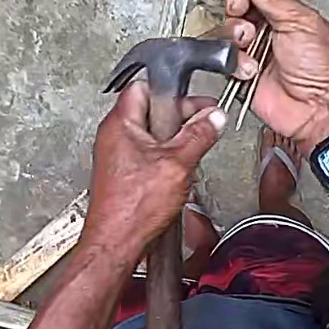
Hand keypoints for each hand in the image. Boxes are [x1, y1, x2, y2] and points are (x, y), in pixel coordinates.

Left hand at [80, 82, 225, 263]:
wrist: (118, 242)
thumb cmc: (133, 207)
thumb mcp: (178, 164)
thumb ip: (199, 136)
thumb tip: (214, 117)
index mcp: (120, 124)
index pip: (145, 86)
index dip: (173, 91)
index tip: (197, 102)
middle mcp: (115, 136)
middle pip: (152, 111)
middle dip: (180, 119)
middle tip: (200, 128)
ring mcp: (118, 156)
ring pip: (153, 135)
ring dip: (176, 143)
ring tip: (189, 157)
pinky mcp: (124, 174)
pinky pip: (150, 156)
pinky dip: (168, 161)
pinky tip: (179, 176)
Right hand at [221, 0, 328, 149]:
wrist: (320, 111)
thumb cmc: (323, 70)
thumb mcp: (300, 22)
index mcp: (286, 13)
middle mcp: (268, 31)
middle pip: (235, 9)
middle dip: (236, 11)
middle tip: (246, 19)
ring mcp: (254, 53)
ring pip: (226, 33)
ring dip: (235, 37)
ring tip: (250, 44)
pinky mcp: (243, 76)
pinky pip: (224, 61)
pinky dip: (235, 63)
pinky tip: (251, 69)